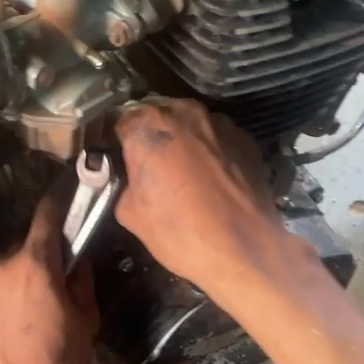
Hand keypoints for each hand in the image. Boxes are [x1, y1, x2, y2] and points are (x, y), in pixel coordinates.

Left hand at [0, 188, 97, 363]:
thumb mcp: (86, 322)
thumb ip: (82, 282)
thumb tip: (78, 262)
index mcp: (33, 262)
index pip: (48, 215)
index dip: (63, 204)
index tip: (74, 199)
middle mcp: (1, 266)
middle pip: (29, 250)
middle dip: (47, 261)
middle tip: (63, 288)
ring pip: (12, 274)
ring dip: (27, 284)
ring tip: (40, 319)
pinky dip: (11, 302)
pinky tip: (20, 331)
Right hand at [114, 97, 315, 297]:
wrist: (243, 250)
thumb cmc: (179, 233)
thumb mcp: (131, 215)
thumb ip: (122, 184)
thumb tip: (129, 179)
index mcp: (148, 126)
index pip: (121, 120)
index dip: (118, 140)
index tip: (119, 159)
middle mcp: (184, 113)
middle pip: (158, 116)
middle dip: (152, 138)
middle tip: (151, 169)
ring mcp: (220, 123)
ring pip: (190, 126)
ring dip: (183, 143)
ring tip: (184, 176)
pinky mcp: (246, 139)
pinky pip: (217, 140)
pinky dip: (210, 153)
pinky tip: (211, 182)